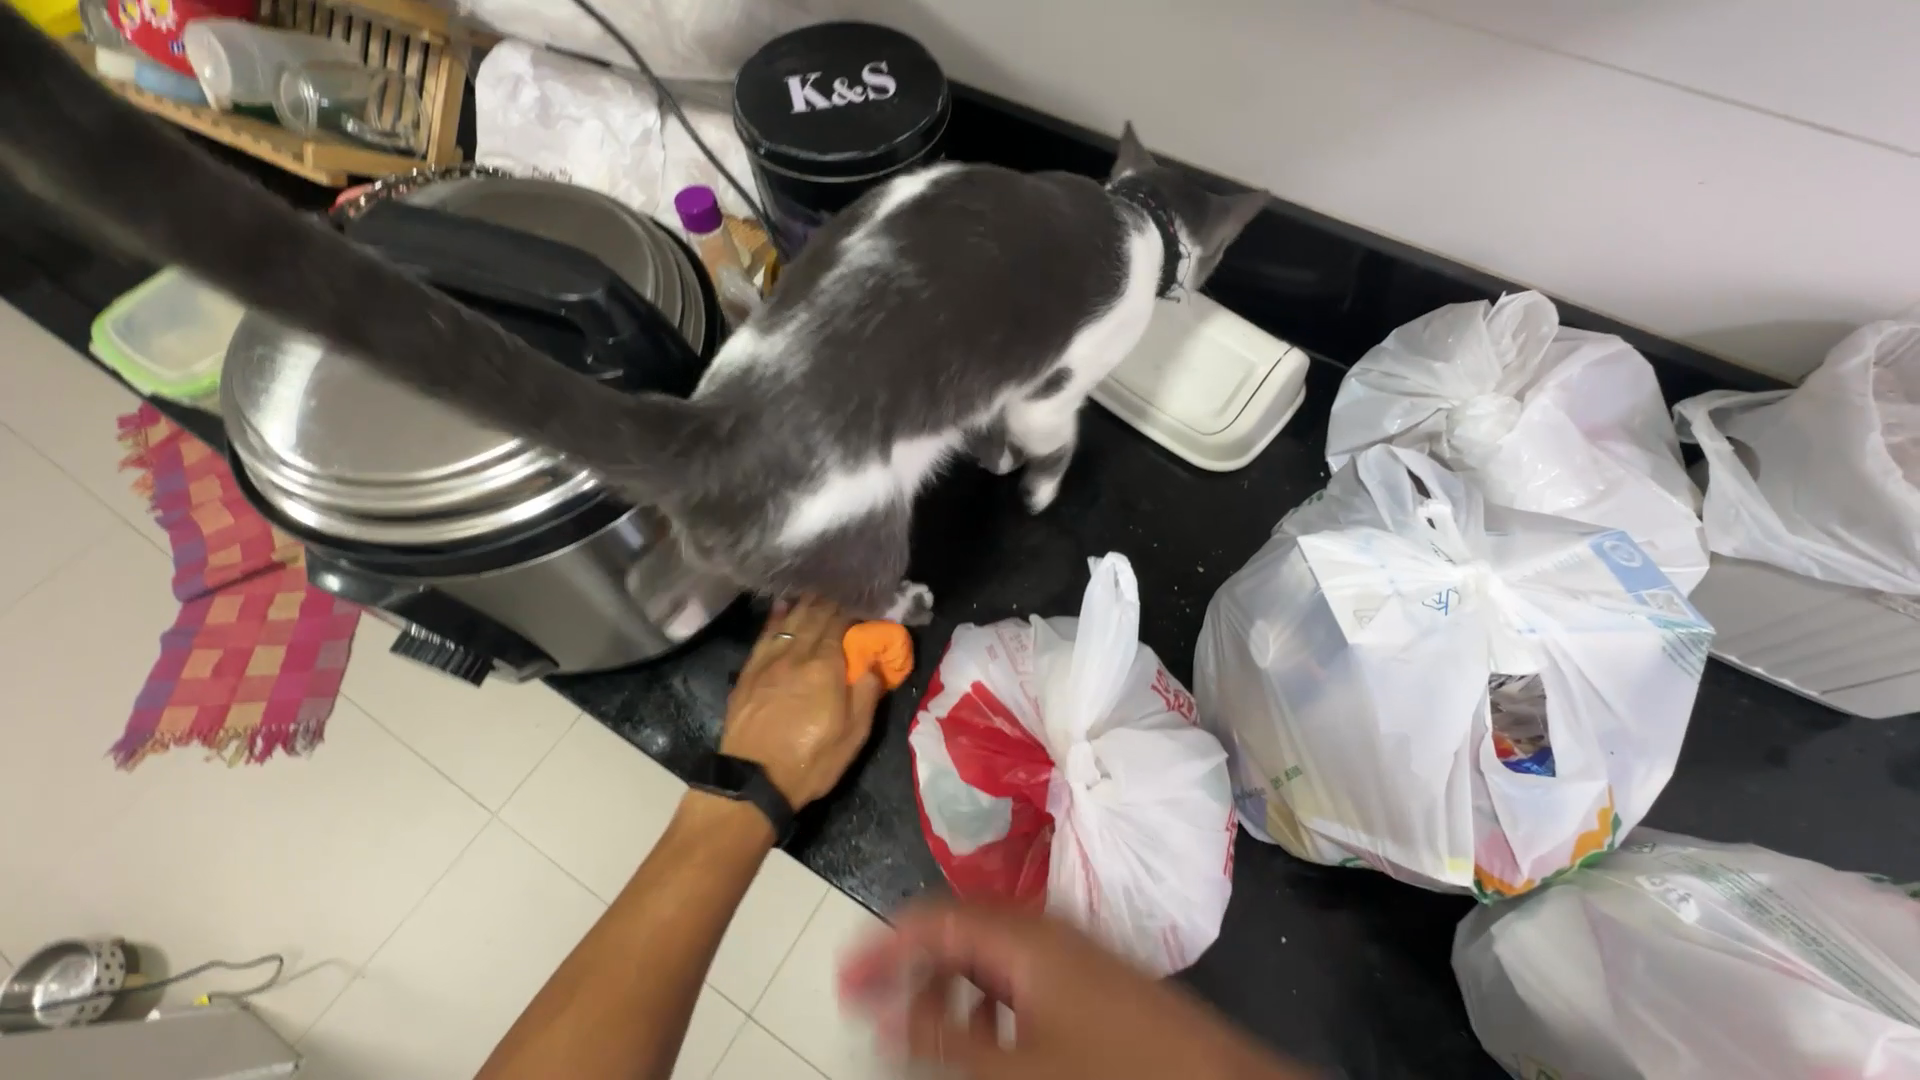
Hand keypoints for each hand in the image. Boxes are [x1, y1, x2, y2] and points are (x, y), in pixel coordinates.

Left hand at [721, 596, 885, 807]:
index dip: (853, 611)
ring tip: (817, 592)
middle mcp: (796, 654)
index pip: (841, 624)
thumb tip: (877, 662)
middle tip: (843, 593)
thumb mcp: (854, 735)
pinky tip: (782, 607)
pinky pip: (765, 635)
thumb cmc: (811, 761)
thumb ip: (867, 693)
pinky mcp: (749, 672)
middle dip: (831, 602)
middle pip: (815, 617)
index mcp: (825, 666)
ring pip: (790, 621)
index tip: (864, 606)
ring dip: (805, 604)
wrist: (752, 782)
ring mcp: (769, 661)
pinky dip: (776, 617)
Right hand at [837, 901, 1311, 1079]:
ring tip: (918, 1022)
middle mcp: (1044, 930)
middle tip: (869, 996)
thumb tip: (885, 1007)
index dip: (884, 944)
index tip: (845, 975)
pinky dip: (987, 1000)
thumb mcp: (1015, 1063)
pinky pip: (1020, 977)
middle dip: (912, 962)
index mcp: (1023, 934)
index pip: (934, 918)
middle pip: (960, 930)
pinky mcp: (1091, 981)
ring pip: (990, 954)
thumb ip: (943, 1035)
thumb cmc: (1110, 1069)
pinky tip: (984, 1036)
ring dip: (948, 984)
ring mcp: (1072, 952)